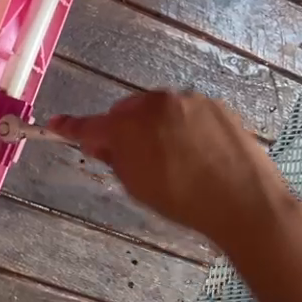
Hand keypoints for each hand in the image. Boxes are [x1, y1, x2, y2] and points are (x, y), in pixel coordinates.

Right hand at [50, 91, 298, 251]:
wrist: (245, 201)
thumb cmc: (184, 202)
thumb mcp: (137, 186)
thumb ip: (115, 158)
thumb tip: (105, 143)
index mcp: (129, 127)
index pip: (90, 126)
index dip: (71, 128)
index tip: (56, 124)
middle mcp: (154, 104)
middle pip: (124, 112)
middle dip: (122, 130)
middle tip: (131, 159)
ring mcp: (186, 100)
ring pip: (155, 109)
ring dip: (152, 127)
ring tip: (171, 159)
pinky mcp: (213, 103)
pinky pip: (184, 110)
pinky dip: (180, 126)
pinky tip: (194, 152)